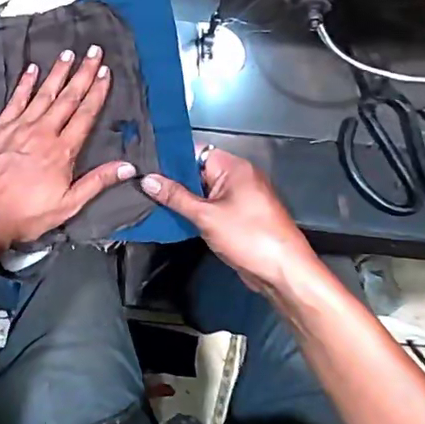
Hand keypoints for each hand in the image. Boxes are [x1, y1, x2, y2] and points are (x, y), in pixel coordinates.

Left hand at [0, 46, 136, 250]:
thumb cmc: (26, 214)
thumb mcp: (68, 205)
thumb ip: (97, 182)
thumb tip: (127, 167)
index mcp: (61, 151)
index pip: (85, 115)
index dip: (97, 92)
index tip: (105, 72)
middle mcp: (42, 133)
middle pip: (67, 98)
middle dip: (82, 73)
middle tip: (93, 51)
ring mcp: (18, 128)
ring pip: (43, 94)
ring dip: (57, 73)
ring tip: (68, 53)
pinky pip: (15, 101)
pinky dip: (24, 84)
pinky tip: (31, 70)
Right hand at [141, 147, 316, 294]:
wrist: (283, 271)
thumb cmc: (250, 237)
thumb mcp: (206, 216)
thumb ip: (175, 197)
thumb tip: (149, 180)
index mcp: (234, 167)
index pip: (194, 151)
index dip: (169, 157)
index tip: (144, 164)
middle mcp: (238, 177)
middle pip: (197, 171)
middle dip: (172, 180)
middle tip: (141, 184)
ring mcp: (239, 197)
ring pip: (202, 191)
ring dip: (182, 198)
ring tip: (150, 200)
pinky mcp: (238, 215)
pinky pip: (210, 206)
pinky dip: (194, 211)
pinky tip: (172, 217)